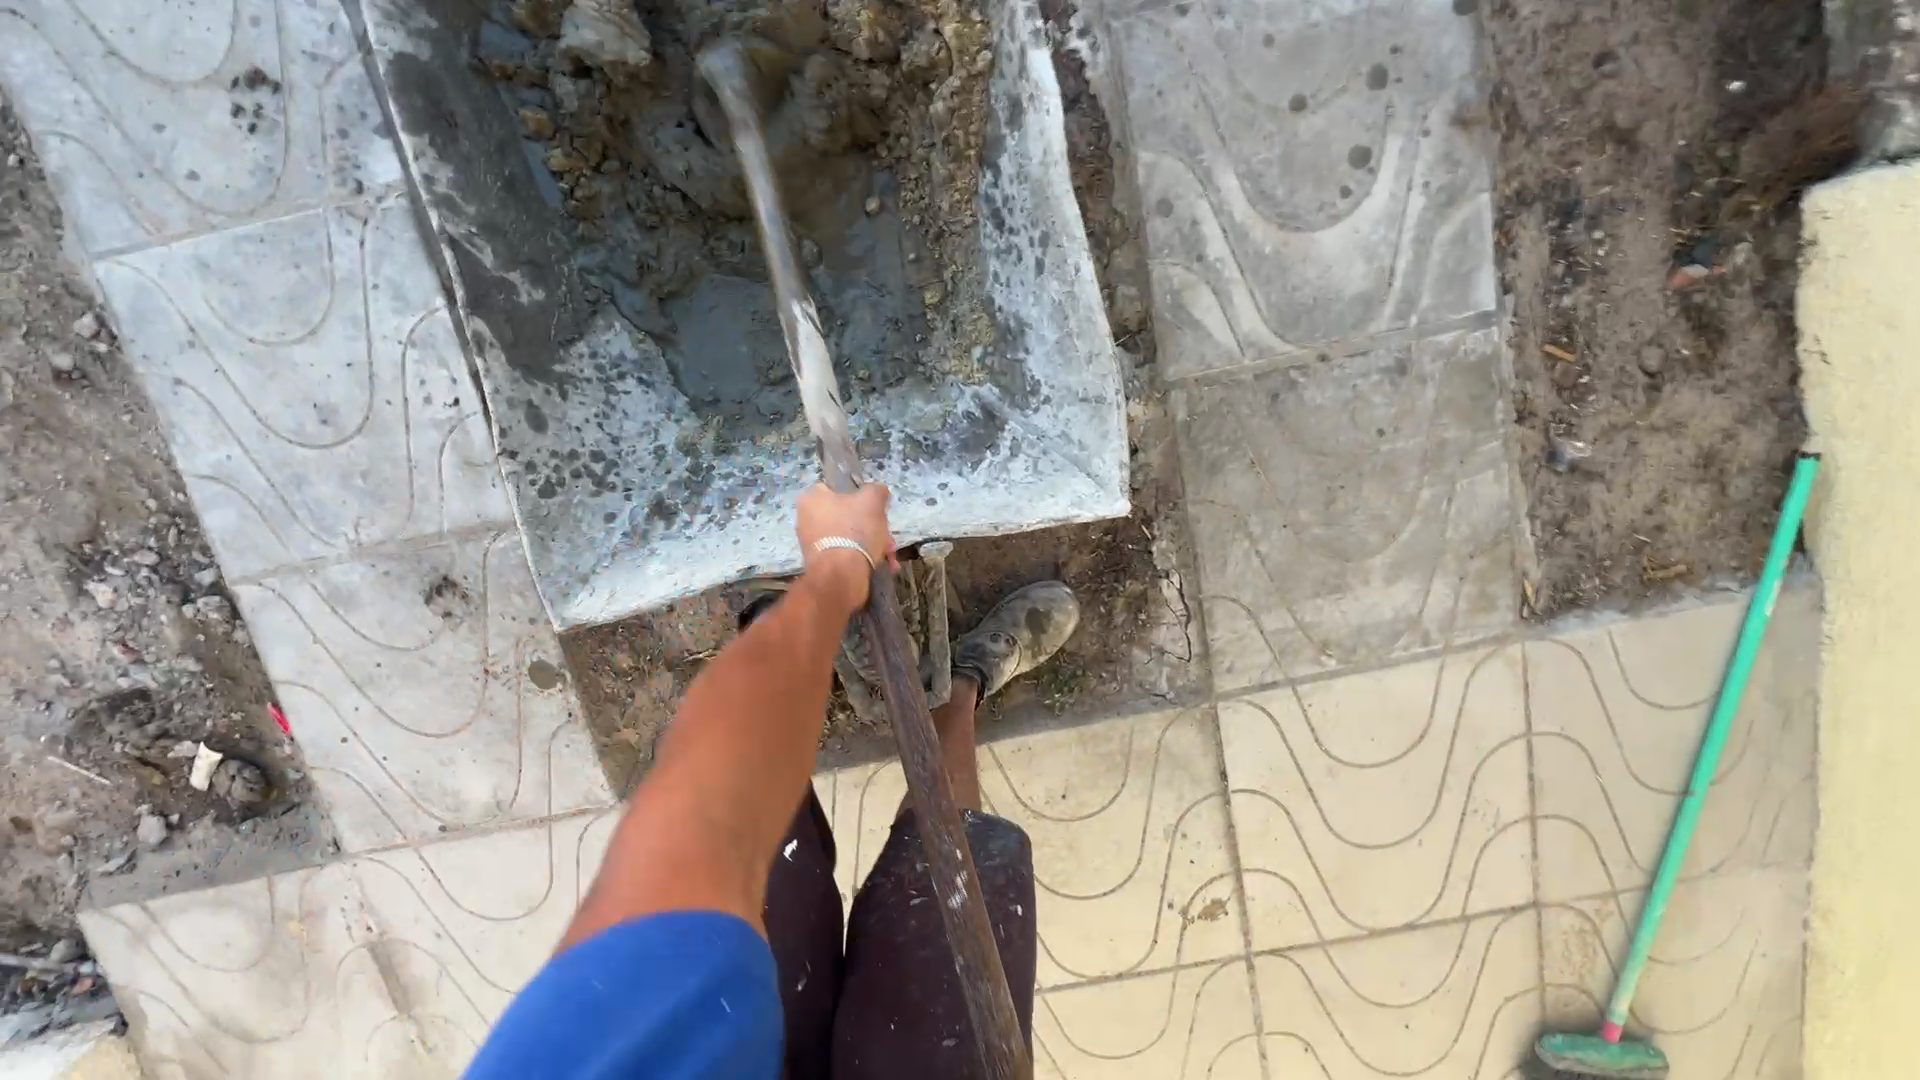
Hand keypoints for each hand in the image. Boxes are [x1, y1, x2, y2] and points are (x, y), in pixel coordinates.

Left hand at [796, 483, 895, 610]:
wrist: (841, 576)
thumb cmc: (854, 531)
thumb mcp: (873, 500)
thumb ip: (876, 490)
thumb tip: (878, 492)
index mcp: (812, 498)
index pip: (837, 488)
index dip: (860, 496)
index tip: (876, 509)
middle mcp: (806, 519)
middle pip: (848, 516)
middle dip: (872, 527)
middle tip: (887, 536)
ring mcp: (812, 543)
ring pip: (850, 537)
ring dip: (872, 544)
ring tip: (888, 556)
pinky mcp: (820, 564)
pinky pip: (845, 554)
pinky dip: (863, 558)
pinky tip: (882, 566)